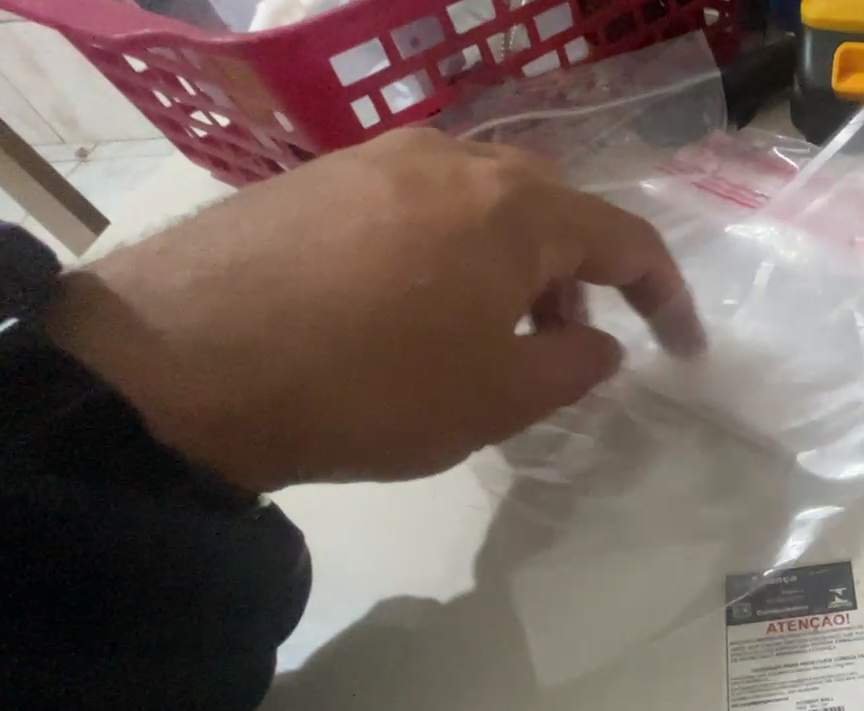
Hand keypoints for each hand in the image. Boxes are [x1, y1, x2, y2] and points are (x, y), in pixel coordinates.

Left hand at [46, 127, 704, 492]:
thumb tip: (598, 343)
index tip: (684, 349)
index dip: (669, 297)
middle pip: (559, 209)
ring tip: (500, 332)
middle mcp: (456, 161)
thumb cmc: (375, 388)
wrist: (178, 369)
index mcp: (516, 211)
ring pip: (491, 203)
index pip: (627, 241)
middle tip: (576, 341)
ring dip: (522, 264)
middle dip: (588, 275)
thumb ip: (578, 366)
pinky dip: (461, 251)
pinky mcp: (324, 176)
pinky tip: (428, 307)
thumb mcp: (505, 397)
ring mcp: (381, 158)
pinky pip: (428, 204)